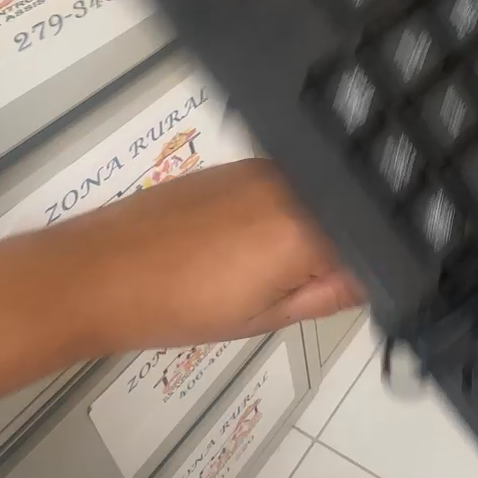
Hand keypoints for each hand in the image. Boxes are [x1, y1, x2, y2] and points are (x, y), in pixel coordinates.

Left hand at [42, 159, 362, 352]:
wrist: (100, 271)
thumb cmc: (180, 307)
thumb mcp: (266, 317)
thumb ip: (332, 294)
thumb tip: (377, 279)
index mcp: (308, 228)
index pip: (372, 244)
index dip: (371, 267)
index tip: (350, 287)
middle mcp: (298, 184)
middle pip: (350, 214)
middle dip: (343, 245)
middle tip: (304, 281)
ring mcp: (272, 167)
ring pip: (322, 197)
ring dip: (315, 225)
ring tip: (268, 262)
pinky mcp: (247, 160)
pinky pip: (293, 183)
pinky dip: (290, 208)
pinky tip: (253, 237)